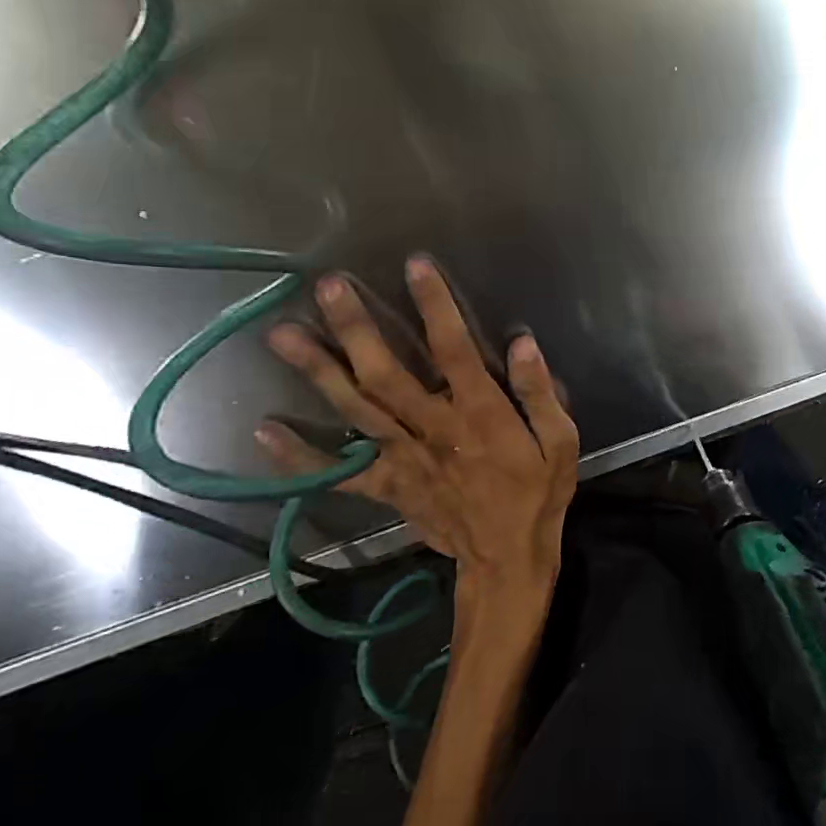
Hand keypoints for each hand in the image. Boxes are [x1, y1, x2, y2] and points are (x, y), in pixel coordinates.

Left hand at [255, 256, 579, 589]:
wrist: (507, 560)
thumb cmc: (536, 495)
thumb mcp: (560, 443)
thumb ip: (540, 393)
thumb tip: (521, 343)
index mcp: (479, 415)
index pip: (453, 350)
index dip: (435, 306)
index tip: (414, 266)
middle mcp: (433, 430)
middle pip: (387, 375)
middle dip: (357, 329)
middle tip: (328, 288)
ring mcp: (404, 459)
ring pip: (356, 411)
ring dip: (319, 372)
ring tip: (283, 335)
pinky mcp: (387, 487)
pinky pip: (339, 473)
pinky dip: (299, 458)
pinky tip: (265, 431)